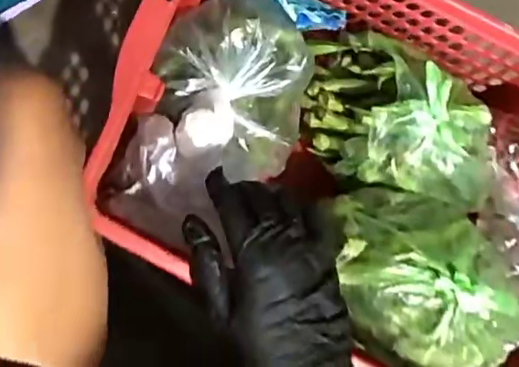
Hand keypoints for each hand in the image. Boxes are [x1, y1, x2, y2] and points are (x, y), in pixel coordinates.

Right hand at [183, 169, 352, 366]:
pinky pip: (316, 214)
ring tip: (260, 193)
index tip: (214, 174)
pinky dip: (301, 204)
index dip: (221, 186)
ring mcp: (307, 239)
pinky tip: (293, 207)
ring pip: (287, 199)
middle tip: (234, 187)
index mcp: (252, 250)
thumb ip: (207, 263)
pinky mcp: (327, 250)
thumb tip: (191, 221)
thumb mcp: (222, 312)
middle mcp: (281, 235)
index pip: (232, 204)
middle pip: (260, 196)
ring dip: (271, 191)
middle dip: (244, 186)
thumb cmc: (256, 344)